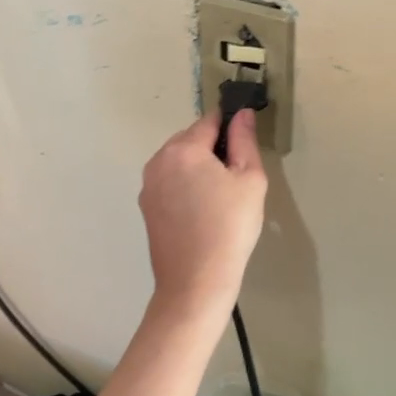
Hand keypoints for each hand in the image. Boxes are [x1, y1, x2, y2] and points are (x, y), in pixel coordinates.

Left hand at [138, 110, 267, 312]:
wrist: (196, 282)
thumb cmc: (230, 228)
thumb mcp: (250, 180)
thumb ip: (244, 141)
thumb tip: (241, 114)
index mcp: (183, 149)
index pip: (210, 121)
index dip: (230, 128)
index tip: (244, 147)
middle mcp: (158, 160)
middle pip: (191, 139)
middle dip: (212, 150)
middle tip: (235, 180)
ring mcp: (148, 185)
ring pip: (178, 161)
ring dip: (197, 168)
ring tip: (219, 199)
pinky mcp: (146, 207)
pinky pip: (169, 182)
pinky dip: (184, 187)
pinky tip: (201, 212)